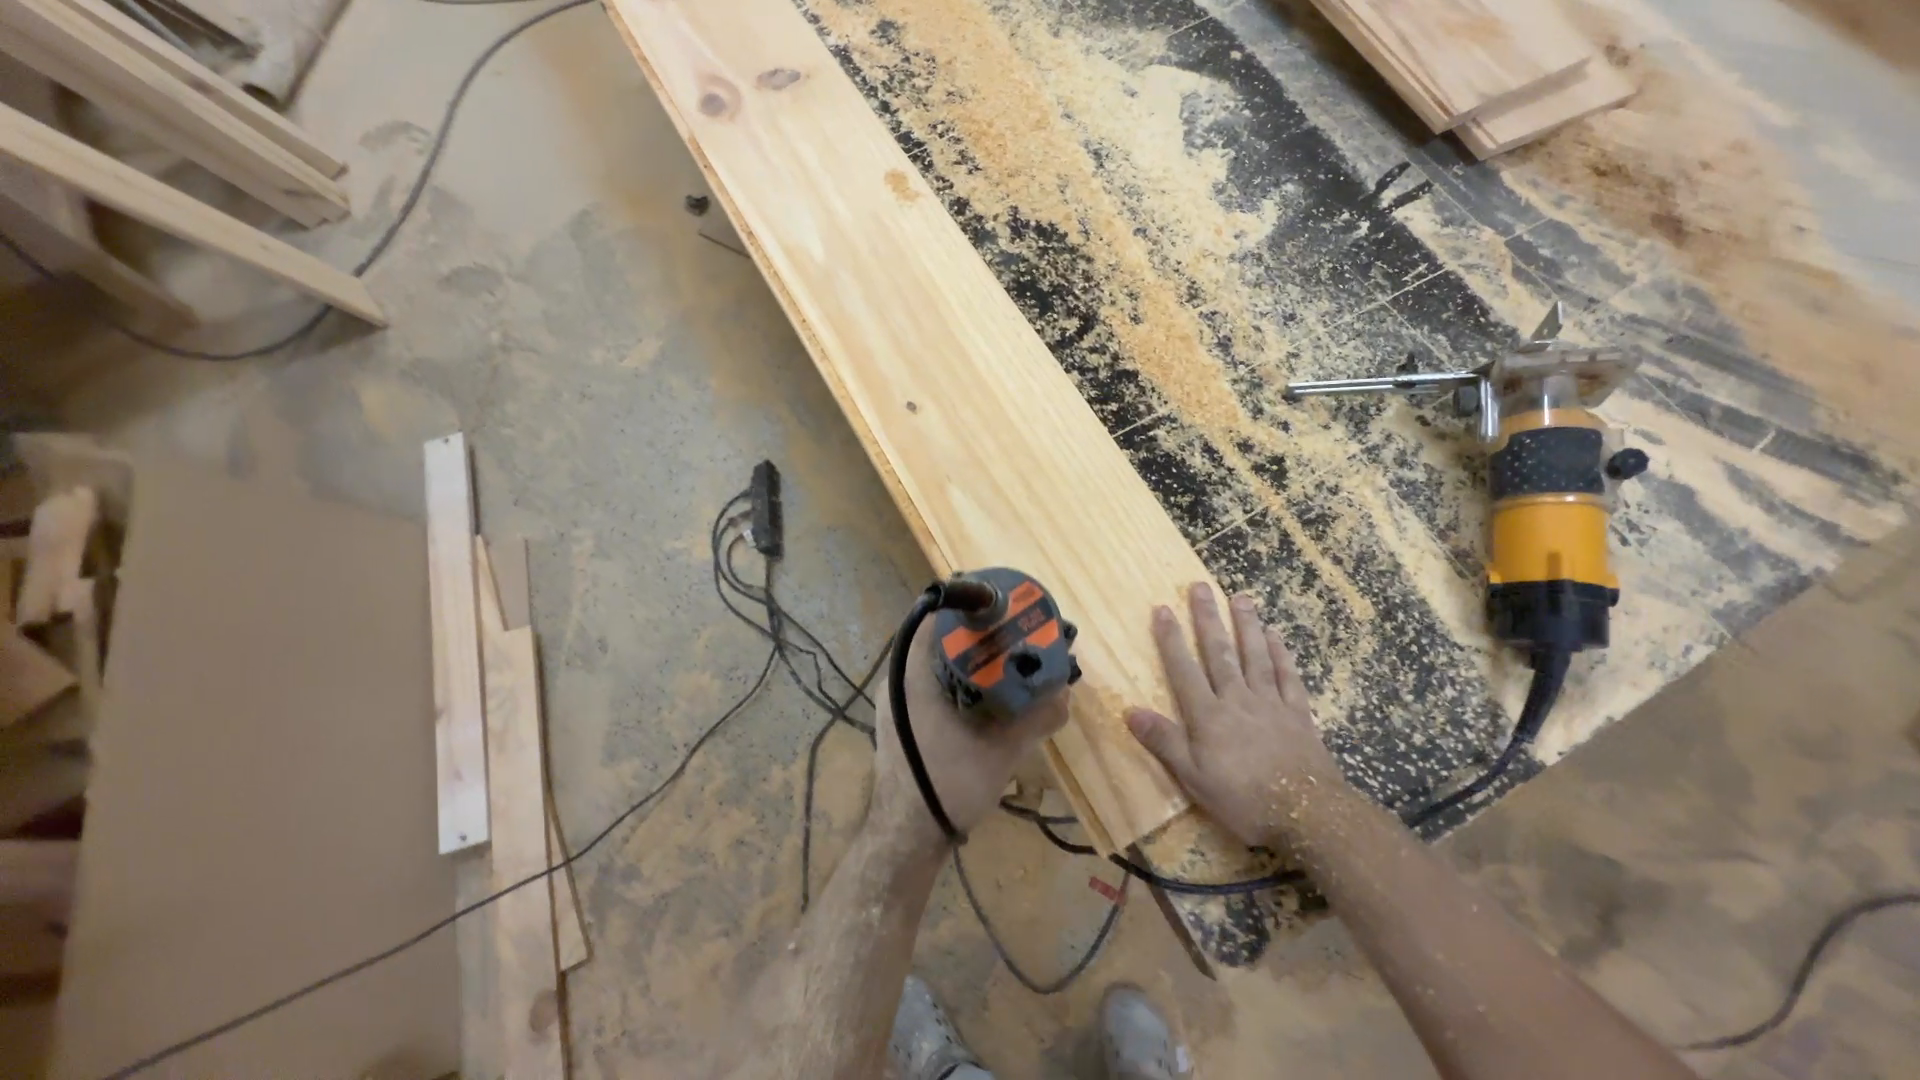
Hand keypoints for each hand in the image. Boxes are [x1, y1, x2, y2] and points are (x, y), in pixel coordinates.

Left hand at [871, 611, 1070, 846]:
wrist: (906, 836)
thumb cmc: (948, 782)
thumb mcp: (1003, 748)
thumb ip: (1037, 715)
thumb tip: (1065, 690)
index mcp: (913, 669)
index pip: (941, 613)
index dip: (978, 605)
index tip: (1012, 608)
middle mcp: (899, 676)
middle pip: (943, 637)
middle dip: (984, 635)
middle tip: (1021, 638)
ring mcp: (898, 700)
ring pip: (940, 663)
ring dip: (975, 662)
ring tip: (1014, 666)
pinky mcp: (905, 721)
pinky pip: (936, 686)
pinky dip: (964, 684)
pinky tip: (992, 700)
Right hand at [1125, 583, 1342, 846]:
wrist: (1306, 812)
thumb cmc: (1242, 799)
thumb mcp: (1193, 778)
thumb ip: (1164, 742)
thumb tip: (1130, 711)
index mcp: (1208, 716)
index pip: (1184, 670)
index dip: (1171, 639)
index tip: (1163, 608)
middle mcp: (1238, 699)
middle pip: (1220, 652)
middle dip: (1207, 618)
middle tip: (1200, 587)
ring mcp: (1271, 703)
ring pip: (1255, 655)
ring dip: (1246, 625)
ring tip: (1240, 597)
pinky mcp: (1298, 713)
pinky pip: (1287, 676)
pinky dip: (1280, 653)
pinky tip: (1276, 635)